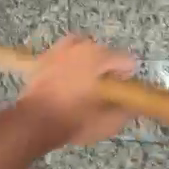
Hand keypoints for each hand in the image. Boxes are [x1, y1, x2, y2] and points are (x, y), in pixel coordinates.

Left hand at [8, 35, 136, 149]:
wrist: (34, 121)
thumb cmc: (75, 121)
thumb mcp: (109, 122)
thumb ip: (127, 109)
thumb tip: (133, 103)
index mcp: (100, 57)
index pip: (127, 61)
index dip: (126, 79)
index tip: (118, 95)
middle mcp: (81, 46)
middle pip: (105, 53)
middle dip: (106, 70)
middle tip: (100, 93)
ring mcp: (60, 48)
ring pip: (84, 50)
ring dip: (88, 63)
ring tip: (82, 85)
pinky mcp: (44, 56)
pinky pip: (64, 54)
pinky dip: (69, 63)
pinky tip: (65, 81)